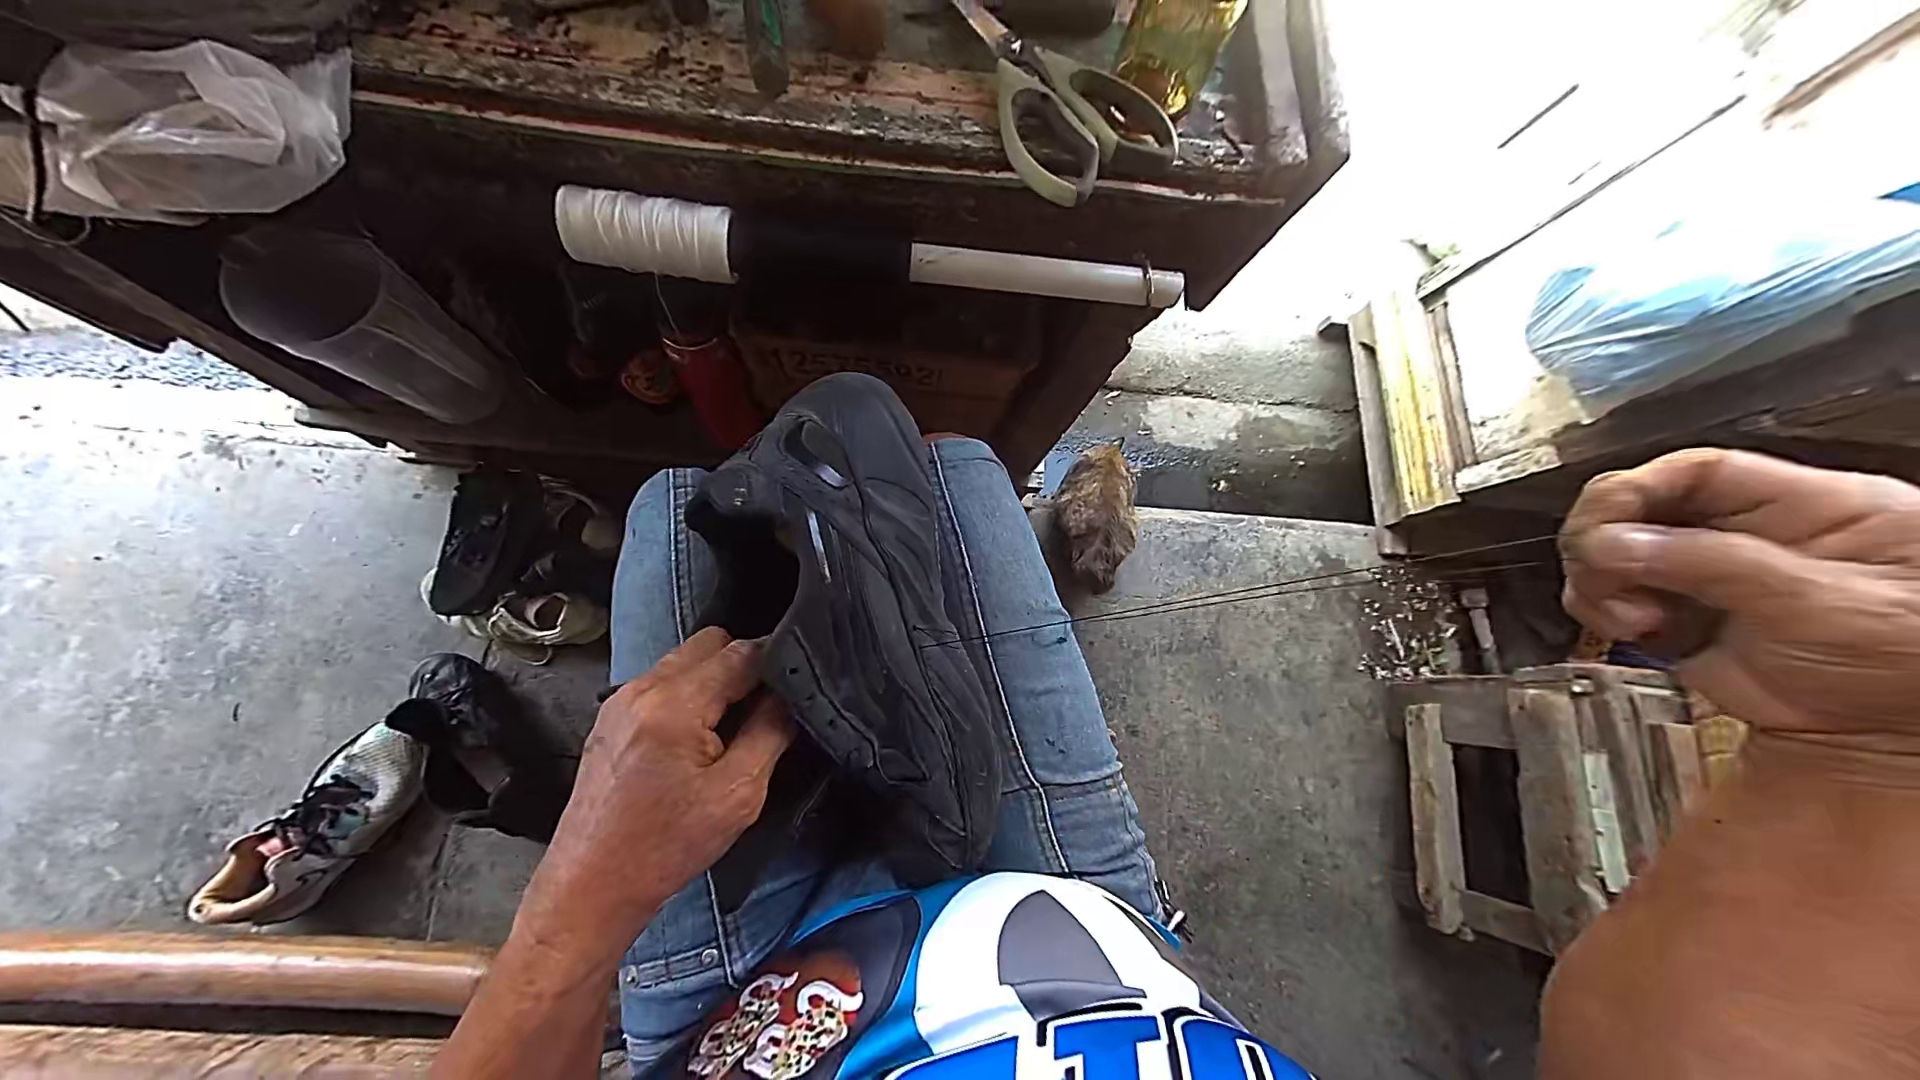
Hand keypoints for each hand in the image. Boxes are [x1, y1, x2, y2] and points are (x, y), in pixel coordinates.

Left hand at [534, 628, 793, 946]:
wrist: (588, 889)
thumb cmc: (665, 847)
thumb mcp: (738, 793)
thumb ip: (771, 731)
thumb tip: (788, 694)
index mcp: (674, 705)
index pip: (742, 652)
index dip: (776, 663)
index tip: (794, 687)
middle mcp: (642, 689)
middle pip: (712, 642)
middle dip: (745, 663)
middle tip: (763, 705)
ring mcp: (621, 700)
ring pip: (687, 658)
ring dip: (717, 677)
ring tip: (732, 723)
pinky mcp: (611, 717)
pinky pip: (665, 680)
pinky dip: (691, 692)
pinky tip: (699, 734)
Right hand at [1560, 448, 1919, 756]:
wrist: (1888, 742)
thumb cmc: (1907, 670)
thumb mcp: (1823, 603)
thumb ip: (1714, 563)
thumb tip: (1613, 541)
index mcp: (1805, 509)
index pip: (1697, 471)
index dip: (1638, 490)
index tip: (1606, 525)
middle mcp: (1740, 533)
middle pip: (1632, 507)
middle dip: (1604, 543)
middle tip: (1607, 573)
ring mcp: (1698, 573)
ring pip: (1604, 551)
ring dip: (1598, 583)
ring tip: (1635, 618)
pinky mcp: (1667, 610)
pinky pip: (1600, 592)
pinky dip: (1597, 610)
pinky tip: (1633, 629)